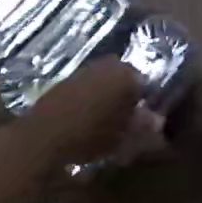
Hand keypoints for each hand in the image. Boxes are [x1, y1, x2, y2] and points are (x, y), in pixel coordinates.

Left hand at [12, 60, 144, 165]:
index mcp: (126, 73)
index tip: (144, 118)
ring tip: (105, 122)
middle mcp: (104, 65)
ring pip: (101, 82)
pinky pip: (82, 89)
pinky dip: (87, 101)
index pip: (144, 82)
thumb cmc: (94, 135)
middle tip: (126, 119)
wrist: (45, 137)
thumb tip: (156, 121)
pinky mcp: (60, 82)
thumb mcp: (126, 136)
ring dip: (104, 97)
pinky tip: (84, 121)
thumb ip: (144, 126)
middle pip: (122, 79)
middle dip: (125, 95)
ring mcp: (80, 72)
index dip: (145, 101)